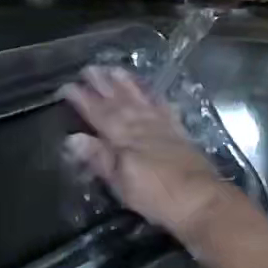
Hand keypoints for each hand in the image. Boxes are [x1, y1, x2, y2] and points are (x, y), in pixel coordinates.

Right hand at [59, 65, 232, 238]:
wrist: (200, 200)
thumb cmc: (157, 196)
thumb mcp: (121, 183)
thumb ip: (99, 158)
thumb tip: (72, 138)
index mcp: (125, 138)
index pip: (99, 115)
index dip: (83, 100)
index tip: (67, 86)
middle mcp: (143, 126)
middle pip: (119, 102)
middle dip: (103, 85)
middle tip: (89, 67)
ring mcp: (163, 127)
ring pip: (140, 99)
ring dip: (127, 84)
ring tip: (115, 69)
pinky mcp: (179, 133)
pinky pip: (163, 107)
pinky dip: (154, 96)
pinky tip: (150, 90)